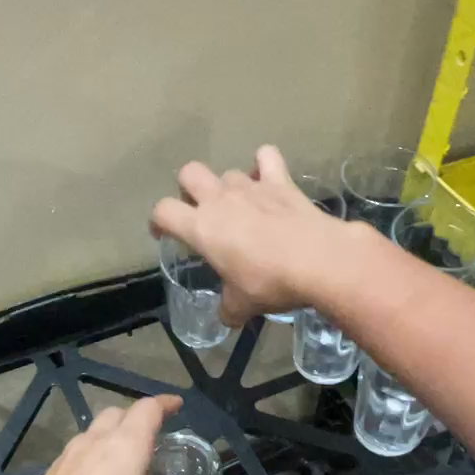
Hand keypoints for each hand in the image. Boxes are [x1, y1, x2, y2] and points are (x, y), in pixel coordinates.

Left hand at [0, 394, 224, 474]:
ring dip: (110, 436)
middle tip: (153, 435)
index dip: (164, 404)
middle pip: (116, 415)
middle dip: (135, 418)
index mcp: (123, 447)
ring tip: (126, 458)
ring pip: (92, 433)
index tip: (177, 405)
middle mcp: (93, 444)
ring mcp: (65, 460)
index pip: (146, 410)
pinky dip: (92, 458)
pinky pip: (76, 456)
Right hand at [150, 145, 367, 326]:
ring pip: (228, 172)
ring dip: (228, 186)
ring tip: (240, 207)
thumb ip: (228, 308)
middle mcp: (220, 200)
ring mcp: (251, 187)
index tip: (164, 234)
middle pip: (190, 173)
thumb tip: (227, 317)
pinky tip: (267, 179)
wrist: (316, 260)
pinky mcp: (281, 182)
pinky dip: (264, 164)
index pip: (163, 212)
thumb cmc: (268, 283)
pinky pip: (267, 157)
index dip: (158, 221)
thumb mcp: (241, 306)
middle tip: (200, 211)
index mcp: (201, 228)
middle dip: (189, 189)